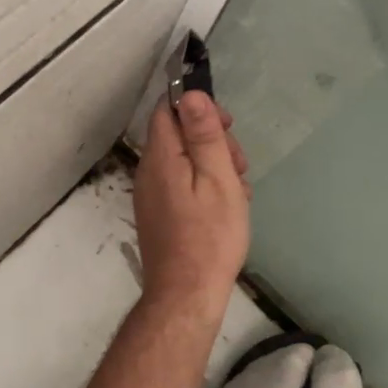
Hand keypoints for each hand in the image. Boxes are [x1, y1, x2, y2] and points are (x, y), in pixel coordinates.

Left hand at [134, 91, 250, 303]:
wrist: (186, 294)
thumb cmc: (210, 236)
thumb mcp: (217, 178)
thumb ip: (204, 135)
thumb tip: (190, 93)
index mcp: (161, 157)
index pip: (168, 109)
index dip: (198, 107)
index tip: (227, 126)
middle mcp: (148, 171)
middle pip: (178, 135)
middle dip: (212, 141)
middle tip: (240, 166)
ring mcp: (151, 195)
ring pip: (184, 161)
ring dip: (213, 167)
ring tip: (238, 192)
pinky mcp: (158, 214)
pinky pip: (181, 185)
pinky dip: (204, 187)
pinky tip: (225, 209)